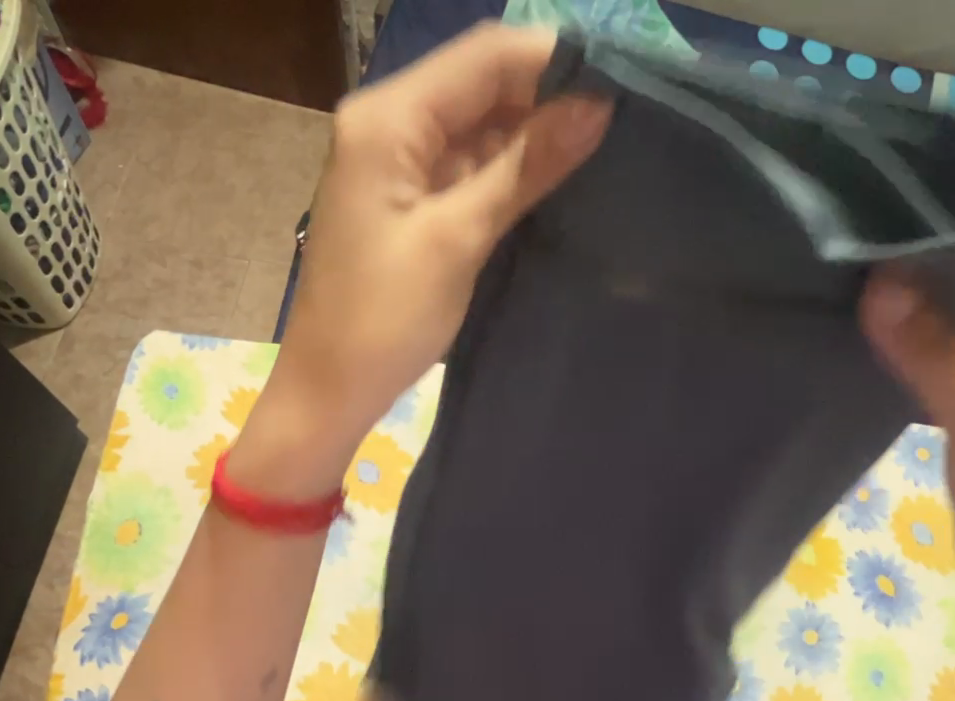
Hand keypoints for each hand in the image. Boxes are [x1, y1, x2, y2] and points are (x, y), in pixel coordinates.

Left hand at [236, 24, 610, 494]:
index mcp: (386, 120)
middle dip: (548, 98)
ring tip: (603, 148)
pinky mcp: (406, 200)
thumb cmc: (383, 321)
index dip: (555, 61)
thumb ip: (525, 167)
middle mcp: (387, 124)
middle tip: (621, 122)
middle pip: (481, 85)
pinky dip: (507, 171)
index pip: (484, 57)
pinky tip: (556, 179)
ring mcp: (395, 163)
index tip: (623, 84)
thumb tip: (598, 105)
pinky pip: (465, 166)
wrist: (330, 389)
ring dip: (533, 136)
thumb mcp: (457, 240)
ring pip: (478, 127)